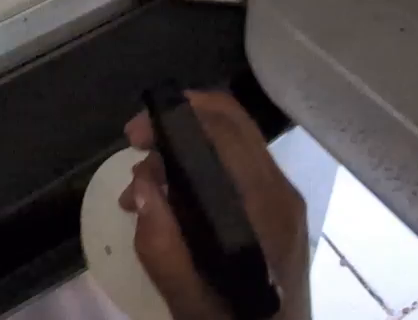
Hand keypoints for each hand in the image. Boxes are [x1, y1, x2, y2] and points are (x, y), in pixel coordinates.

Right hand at [118, 90, 310, 319]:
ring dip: (183, 141)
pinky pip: (237, 160)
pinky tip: (170, 194)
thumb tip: (140, 185)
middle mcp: (281, 191)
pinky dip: (199, 159)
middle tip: (136, 142)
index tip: (134, 137)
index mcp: (264, 207)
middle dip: (176, 117)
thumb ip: (161, 245)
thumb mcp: (188, 300)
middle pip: (230, 120)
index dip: (173, 117)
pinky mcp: (279, 208)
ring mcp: (284, 198)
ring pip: (231, 137)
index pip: (223, 130)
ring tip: (143, 182)